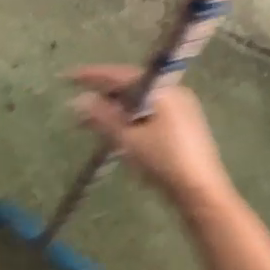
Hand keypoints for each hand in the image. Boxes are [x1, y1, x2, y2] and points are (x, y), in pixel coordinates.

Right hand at [67, 66, 233, 210]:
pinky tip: (115, 129)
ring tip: (89, 121)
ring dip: (113, 109)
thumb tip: (79, 100)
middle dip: (101, 95)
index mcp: (162, 91)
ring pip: (139, 101)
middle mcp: (174, 94)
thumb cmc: (164, 162)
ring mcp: (181, 110)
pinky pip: (148, 112)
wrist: (202, 194)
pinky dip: (128, 117)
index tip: (67, 77)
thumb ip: (102, 117)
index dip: (91, 76)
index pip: (120, 75)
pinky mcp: (183, 127)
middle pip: (130, 86)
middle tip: (76, 104)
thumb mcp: (127, 139)